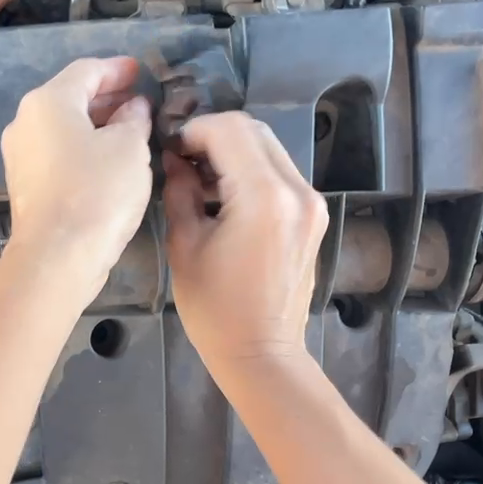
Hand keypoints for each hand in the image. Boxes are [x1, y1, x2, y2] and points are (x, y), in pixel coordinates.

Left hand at [1, 57, 152, 290]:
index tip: (139, 72)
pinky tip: (107, 159)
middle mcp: (24, 122)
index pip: (86, 71)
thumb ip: (134, 119)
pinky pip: (57, 154)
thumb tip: (132, 107)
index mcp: (47, 102)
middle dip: (106, 98)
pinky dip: (82, 148)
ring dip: (95, 125)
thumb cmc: (97, 191)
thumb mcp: (130, 148)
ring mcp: (20, 156)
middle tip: (138, 101)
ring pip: (62, 128)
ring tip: (129, 129)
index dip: (116, 70)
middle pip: (69, 98)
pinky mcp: (24, 186)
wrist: (57, 255)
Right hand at [162, 112, 327, 382]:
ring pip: (269, 149)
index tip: (169, 151)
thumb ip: (179, 193)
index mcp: (264, 197)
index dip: (193, 131)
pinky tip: (224, 197)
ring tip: (199, 180)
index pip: (229, 130)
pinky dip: (250, 171)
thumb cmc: (215, 309)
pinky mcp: (313, 216)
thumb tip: (175, 161)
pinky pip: (280, 174)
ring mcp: (312, 203)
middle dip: (213, 136)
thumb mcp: (184, 247)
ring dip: (232, 152)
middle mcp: (297, 191)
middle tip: (181, 161)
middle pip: (254, 131)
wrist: (262, 353)